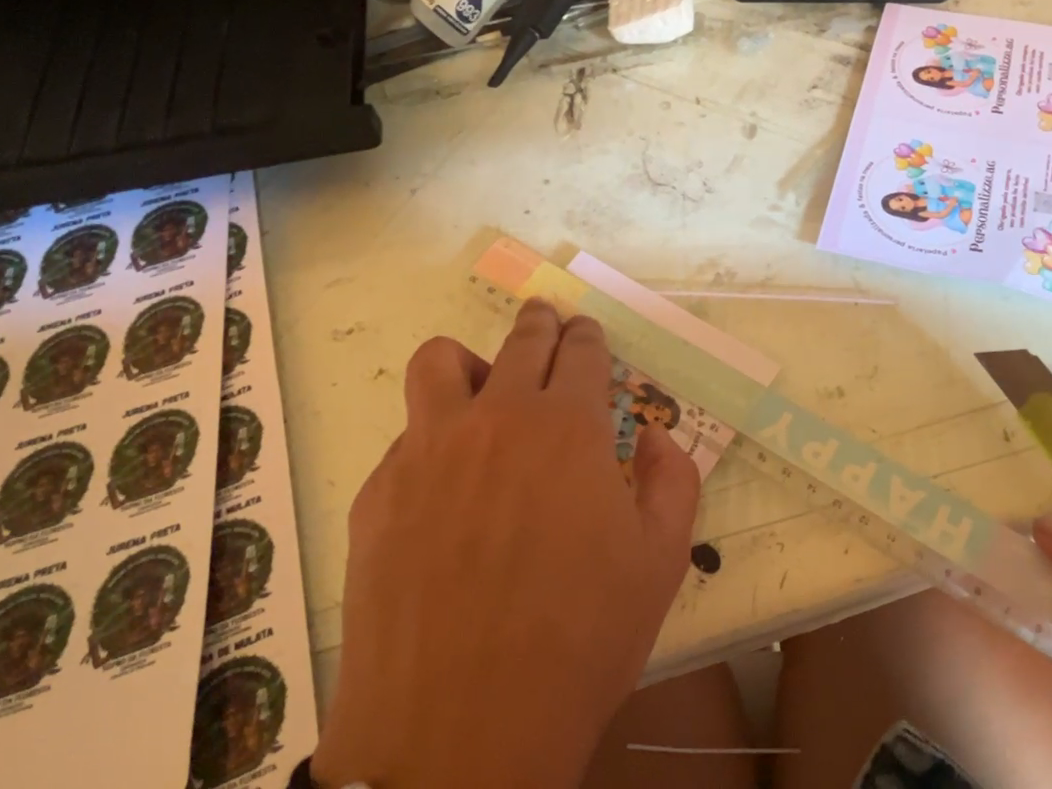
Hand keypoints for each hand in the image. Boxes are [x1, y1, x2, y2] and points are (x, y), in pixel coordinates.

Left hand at [310, 302, 699, 787]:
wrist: (459, 726)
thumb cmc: (580, 640)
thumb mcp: (660, 563)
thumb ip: (673, 480)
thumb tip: (656, 437)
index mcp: (567, 427)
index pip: (582, 353)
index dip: (590, 341)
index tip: (590, 340)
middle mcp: (495, 419)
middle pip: (520, 341)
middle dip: (541, 325)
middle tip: (548, 326)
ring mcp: (426, 450)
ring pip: (441, 362)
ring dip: (471, 363)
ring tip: (484, 392)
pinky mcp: (378, 492)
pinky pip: (407, 437)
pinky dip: (433, 441)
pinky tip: (446, 493)